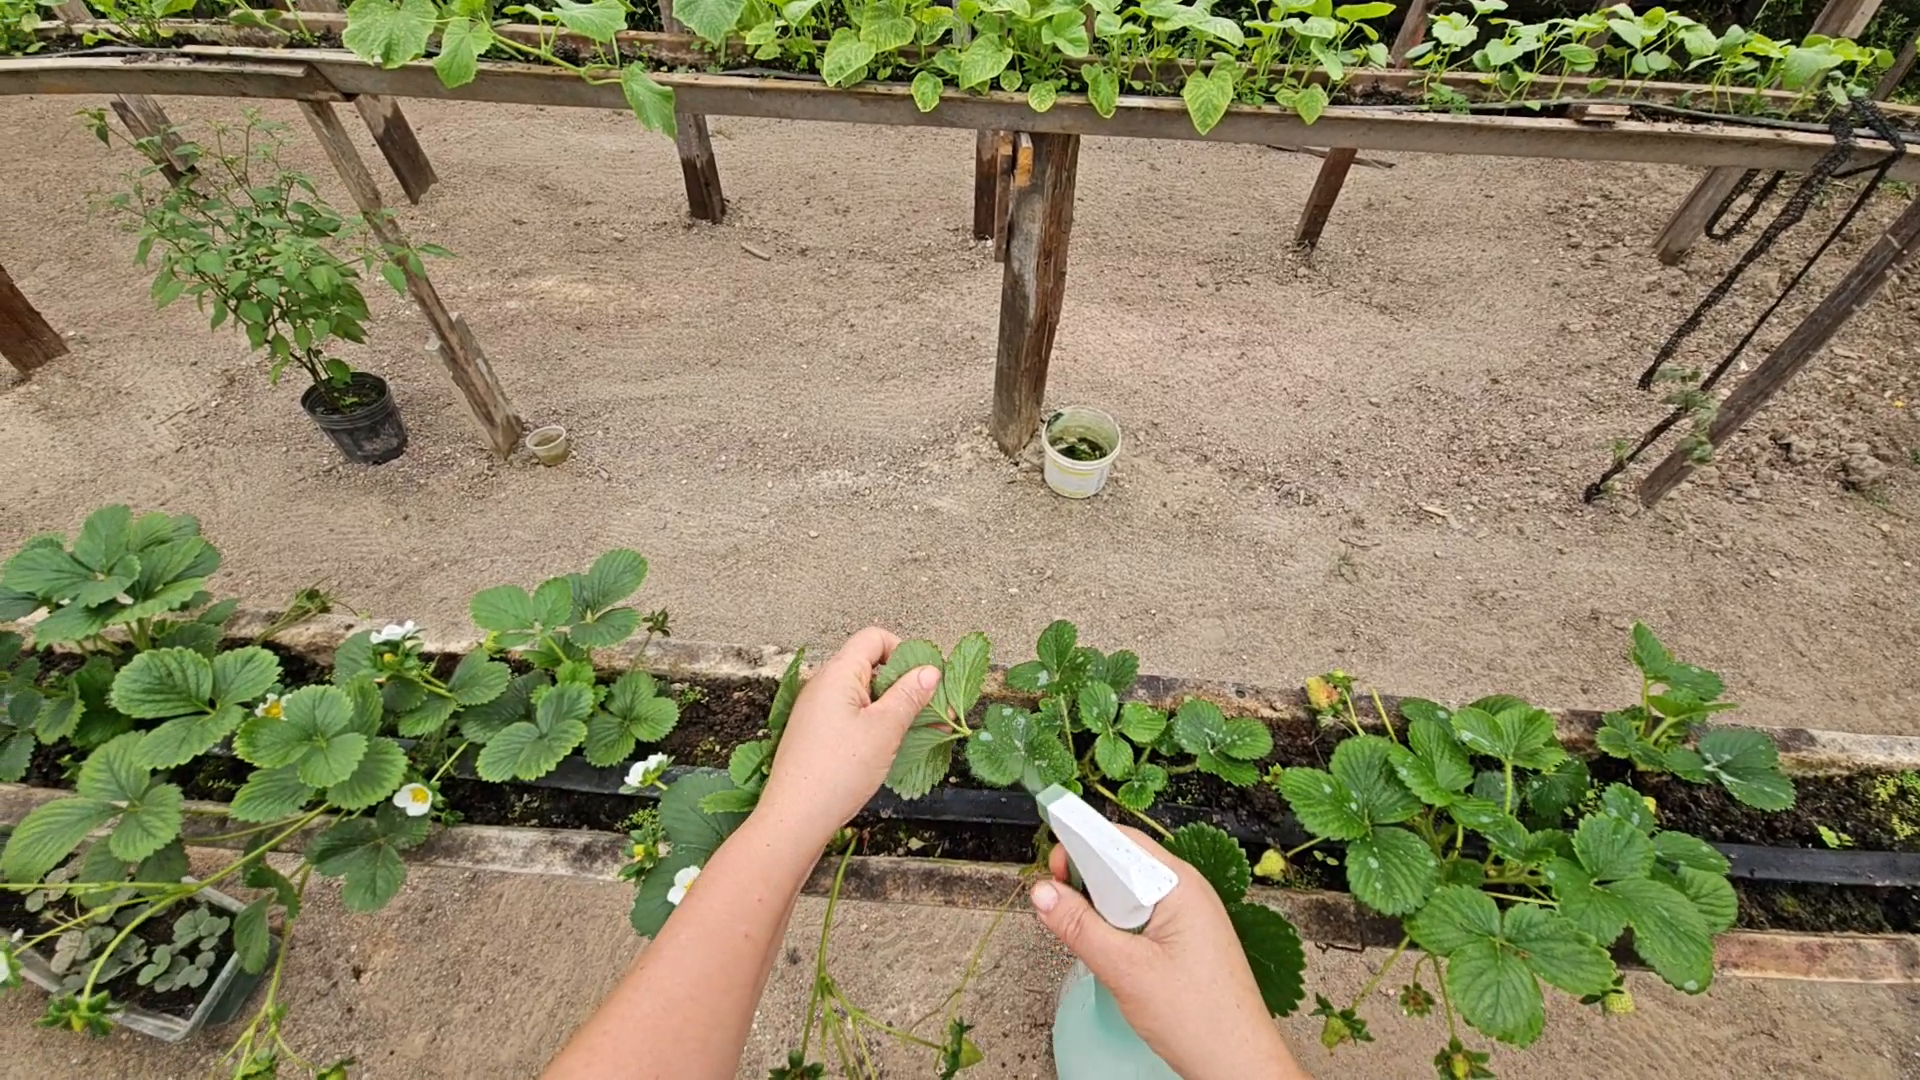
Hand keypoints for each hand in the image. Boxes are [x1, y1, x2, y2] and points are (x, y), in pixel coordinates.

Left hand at [756, 627, 940, 848]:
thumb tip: (929, 671)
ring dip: (893, 708)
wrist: (794, 819)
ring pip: (865, 694)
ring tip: (916, 732)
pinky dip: (875, 724)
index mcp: (837, 673)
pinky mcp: (817, 732)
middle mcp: (824, 685)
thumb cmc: (835, 773)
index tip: (923, 678)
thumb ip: (909, 695)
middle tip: (929, 709)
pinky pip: (853, 715)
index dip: (904, 651)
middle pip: (871, 666)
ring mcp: (818, 709)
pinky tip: (890, 747)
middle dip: (904, 685)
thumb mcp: (885, 729)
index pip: (874, 638)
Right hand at [1031, 828, 1306, 1079]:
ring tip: (1083, 930)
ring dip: (1100, 904)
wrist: (1242, 1071)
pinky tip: (1107, 946)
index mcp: (1179, 884)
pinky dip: (1116, 923)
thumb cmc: (1198, 1021)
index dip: (1082, 846)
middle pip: (1123, 863)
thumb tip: (1042, 892)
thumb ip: (1079, 927)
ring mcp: (1188, 914)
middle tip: (1059, 902)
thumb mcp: (1126, 970)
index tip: (1052, 865)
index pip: (1120, 842)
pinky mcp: (1185, 937)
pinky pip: (1141, 914)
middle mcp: (1185, 890)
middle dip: (1086, 878)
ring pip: (1129, 891)